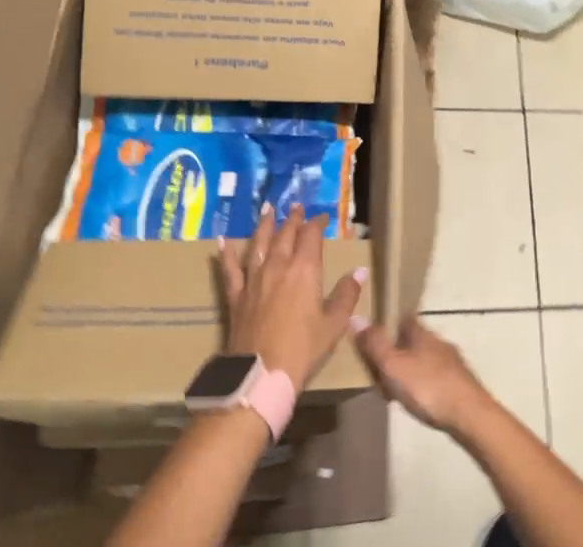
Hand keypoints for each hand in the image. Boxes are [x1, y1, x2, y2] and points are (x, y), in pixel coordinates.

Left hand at [220, 204, 365, 383]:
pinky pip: (230, 269)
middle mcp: (278, 267)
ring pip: (259, 245)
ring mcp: (254, 280)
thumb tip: (360, 270)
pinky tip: (222, 241)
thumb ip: (347, 294)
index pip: (311, 236)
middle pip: (285, 235)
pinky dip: (226, 254)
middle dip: (293, 220)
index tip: (323, 217)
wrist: (261, 375)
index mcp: (304, 270)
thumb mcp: (334, 324)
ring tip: (267, 210)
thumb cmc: (303, 349)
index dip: (317, 223)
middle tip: (296, 207)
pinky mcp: (236, 296)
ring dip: (264, 226)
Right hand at [354, 316, 494, 433]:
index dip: (387, 326)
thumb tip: (356, 316)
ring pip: (423, 360)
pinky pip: (434, 378)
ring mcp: (452, 362)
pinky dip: (421, 385)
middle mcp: (439, 342)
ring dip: (408, 372)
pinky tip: (417, 402)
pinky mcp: (460, 382)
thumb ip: (375, 344)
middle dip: (396, 353)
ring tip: (393, 392)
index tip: (373, 339)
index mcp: (423, 334)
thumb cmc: (428, 387)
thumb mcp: (394, 366)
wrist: (469, 415)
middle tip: (378, 374)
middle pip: (412, 341)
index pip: (403, 319)